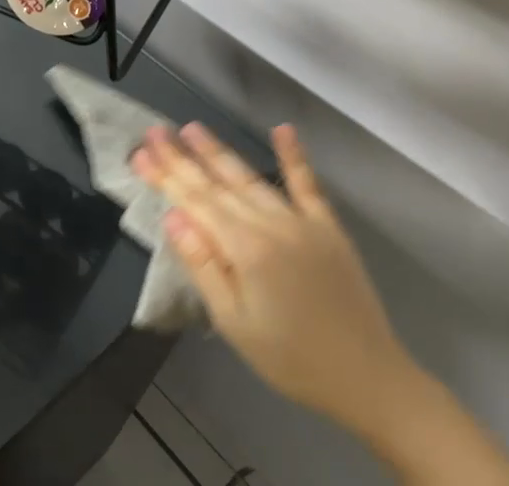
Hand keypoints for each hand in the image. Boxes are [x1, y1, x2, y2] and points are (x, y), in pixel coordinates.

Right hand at [131, 122, 423, 436]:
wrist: (370, 380)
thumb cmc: (290, 358)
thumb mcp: (233, 321)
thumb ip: (202, 265)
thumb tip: (172, 216)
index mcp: (245, 249)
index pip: (194, 202)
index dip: (164, 176)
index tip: (138, 153)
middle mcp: (272, 225)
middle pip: (217, 185)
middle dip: (183, 157)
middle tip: (154, 130)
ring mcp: (303, 223)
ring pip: (251, 180)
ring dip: (219, 152)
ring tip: (192, 128)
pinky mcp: (329, 229)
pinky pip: (308, 186)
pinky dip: (295, 156)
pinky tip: (283, 130)